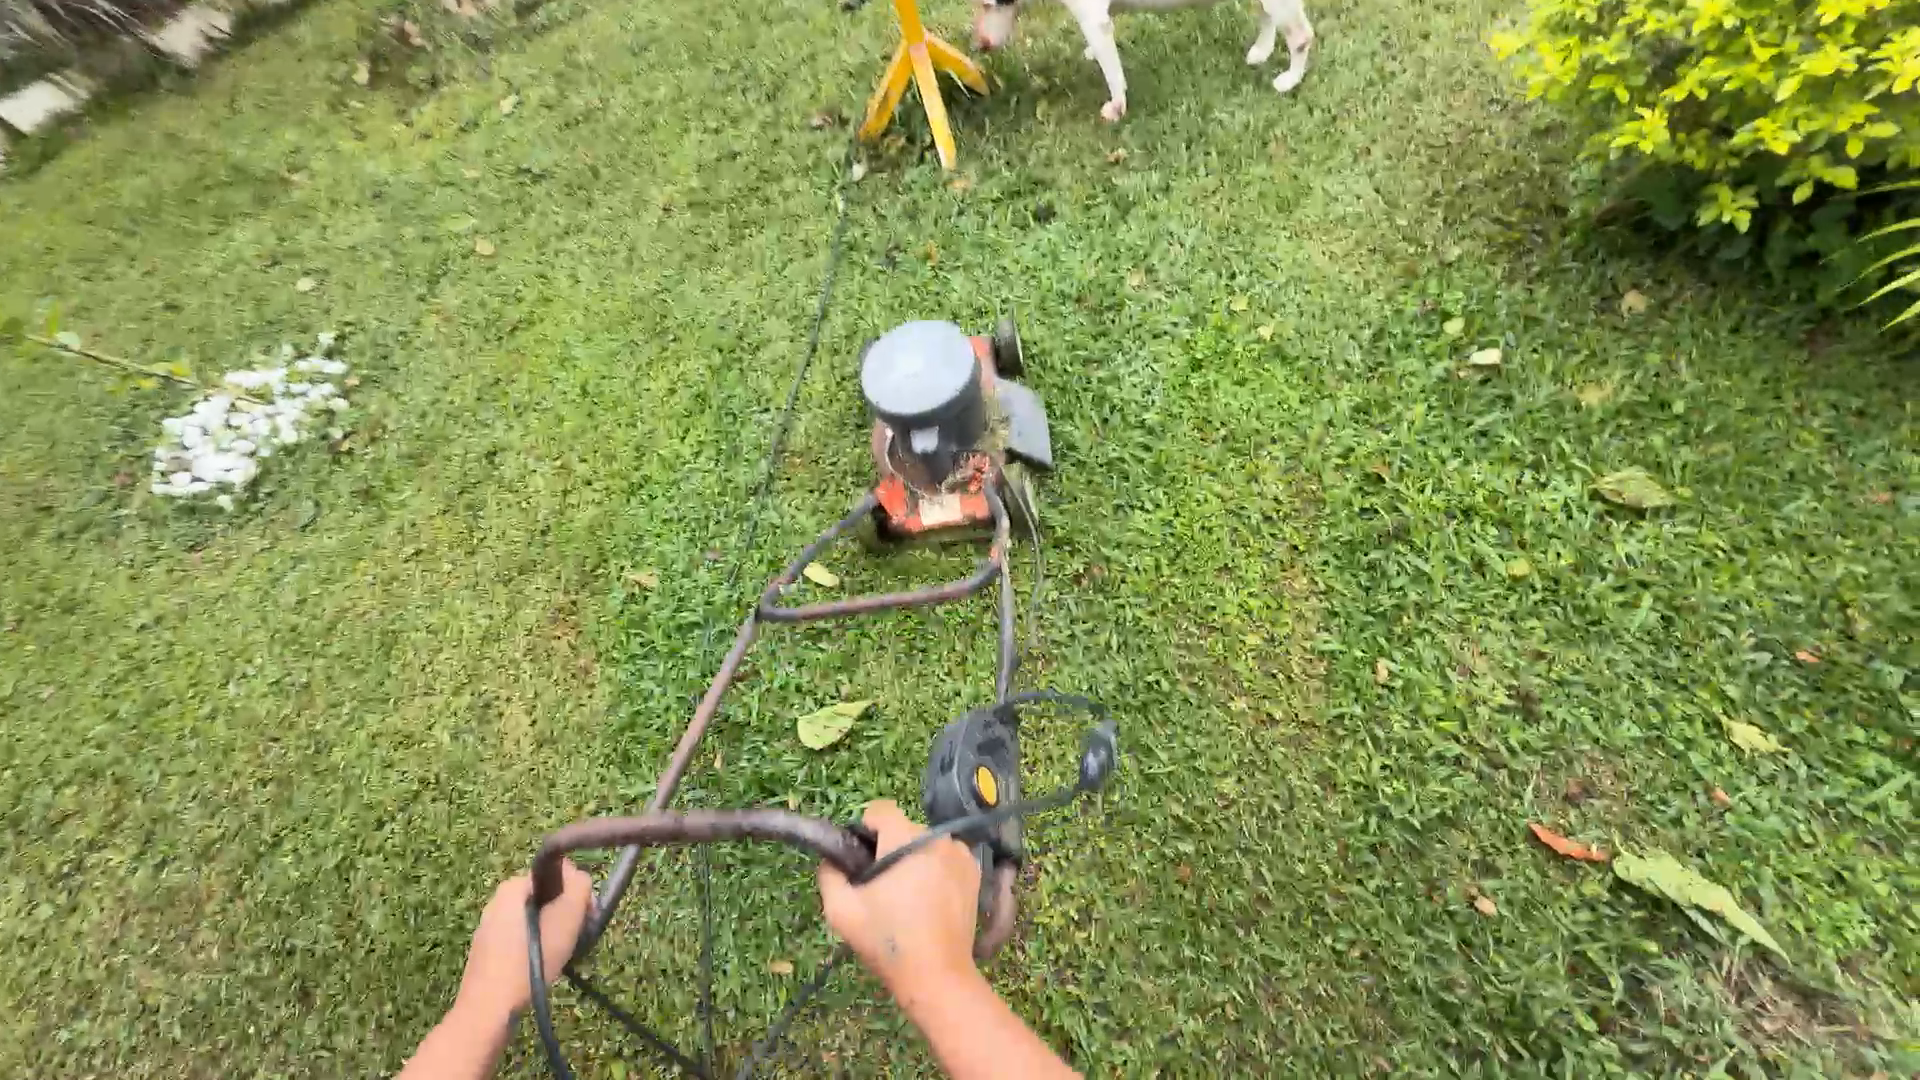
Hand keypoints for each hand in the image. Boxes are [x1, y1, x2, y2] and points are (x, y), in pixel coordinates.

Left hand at [454, 860, 592, 1021]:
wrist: (489, 1013)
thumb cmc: (532, 958)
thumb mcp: (569, 914)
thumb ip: (580, 884)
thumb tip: (578, 878)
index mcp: (512, 888)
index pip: (558, 873)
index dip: (578, 891)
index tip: (587, 915)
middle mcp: (496, 903)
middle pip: (546, 897)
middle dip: (566, 912)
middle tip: (578, 935)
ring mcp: (488, 930)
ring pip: (536, 919)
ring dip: (554, 931)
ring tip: (564, 953)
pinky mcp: (486, 955)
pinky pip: (522, 939)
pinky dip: (537, 946)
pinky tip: (545, 966)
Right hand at [818, 801, 980, 997]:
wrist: (937, 976)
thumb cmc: (888, 942)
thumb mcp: (842, 911)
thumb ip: (830, 874)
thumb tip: (832, 858)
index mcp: (905, 838)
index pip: (880, 810)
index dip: (865, 830)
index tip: (862, 859)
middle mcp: (937, 837)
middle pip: (903, 829)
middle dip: (889, 850)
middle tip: (882, 887)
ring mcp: (960, 853)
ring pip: (925, 844)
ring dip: (914, 859)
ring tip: (908, 898)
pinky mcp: (974, 871)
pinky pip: (945, 858)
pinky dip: (936, 870)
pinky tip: (930, 901)